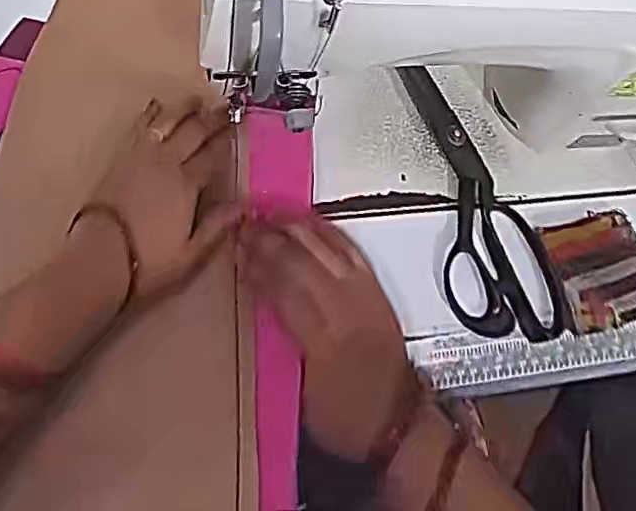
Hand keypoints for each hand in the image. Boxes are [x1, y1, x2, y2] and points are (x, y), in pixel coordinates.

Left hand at [83, 93, 241, 303]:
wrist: (99, 258)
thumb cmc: (147, 262)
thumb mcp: (190, 254)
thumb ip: (217, 226)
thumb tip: (241, 206)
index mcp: (186, 184)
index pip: (213, 153)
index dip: (228, 138)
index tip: (239, 125)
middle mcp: (166, 163)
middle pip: (194, 130)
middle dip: (213, 117)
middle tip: (225, 107)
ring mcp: (142, 156)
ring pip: (168, 120)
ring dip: (185, 108)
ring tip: (197, 100)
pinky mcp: (121, 156)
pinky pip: (141, 126)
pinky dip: (152, 112)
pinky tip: (157, 105)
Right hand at [240, 214, 410, 459]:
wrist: (396, 419)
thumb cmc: (347, 415)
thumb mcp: (301, 392)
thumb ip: (280, 343)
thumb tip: (260, 301)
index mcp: (324, 340)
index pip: (283, 289)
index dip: (258, 267)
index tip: (238, 254)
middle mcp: (346, 309)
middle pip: (300, 260)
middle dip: (268, 240)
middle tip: (245, 228)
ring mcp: (362, 291)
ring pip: (322, 245)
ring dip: (291, 227)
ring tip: (268, 217)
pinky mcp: (373, 284)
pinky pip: (346, 244)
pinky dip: (324, 228)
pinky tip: (307, 220)